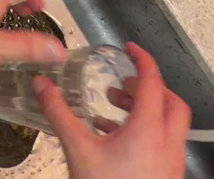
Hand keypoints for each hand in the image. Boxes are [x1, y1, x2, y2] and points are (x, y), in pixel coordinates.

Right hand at [34, 42, 190, 178]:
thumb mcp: (77, 147)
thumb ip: (58, 111)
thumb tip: (40, 82)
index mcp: (148, 129)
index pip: (152, 82)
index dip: (142, 60)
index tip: (129, 48)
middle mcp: (167, 144)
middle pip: (172, 103)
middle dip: (147, 86)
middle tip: (120, 81)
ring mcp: (171, 164)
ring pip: (169, 124)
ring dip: (143, 108)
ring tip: (111, 107)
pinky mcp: (167, 177)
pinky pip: (163, 142)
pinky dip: (144, 129)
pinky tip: (112, 136)